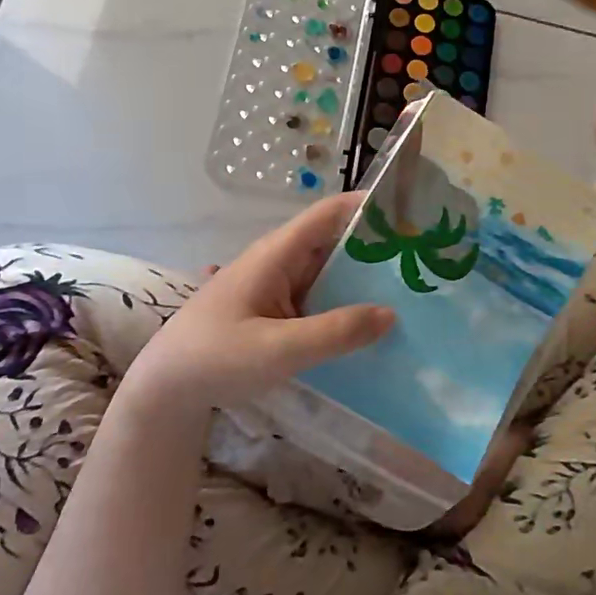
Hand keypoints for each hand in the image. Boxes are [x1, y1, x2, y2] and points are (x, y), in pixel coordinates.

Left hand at [123, 194, 394, 412]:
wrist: (167, 388)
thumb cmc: (215, 359)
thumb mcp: (278, 349)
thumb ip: (334, 333)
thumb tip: (390, 314)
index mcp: (276, 254)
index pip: (329, 214)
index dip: (369, 207)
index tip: (413, 215)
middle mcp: (280, 262)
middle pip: (335, 242)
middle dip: (378, 247)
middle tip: (428, 261)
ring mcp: (279, 288)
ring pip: (330, 272)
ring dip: (365, 279)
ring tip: (415, 291)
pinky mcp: (277, 312)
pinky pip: (320, 299)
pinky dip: (347, 304)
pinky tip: (374, 323)